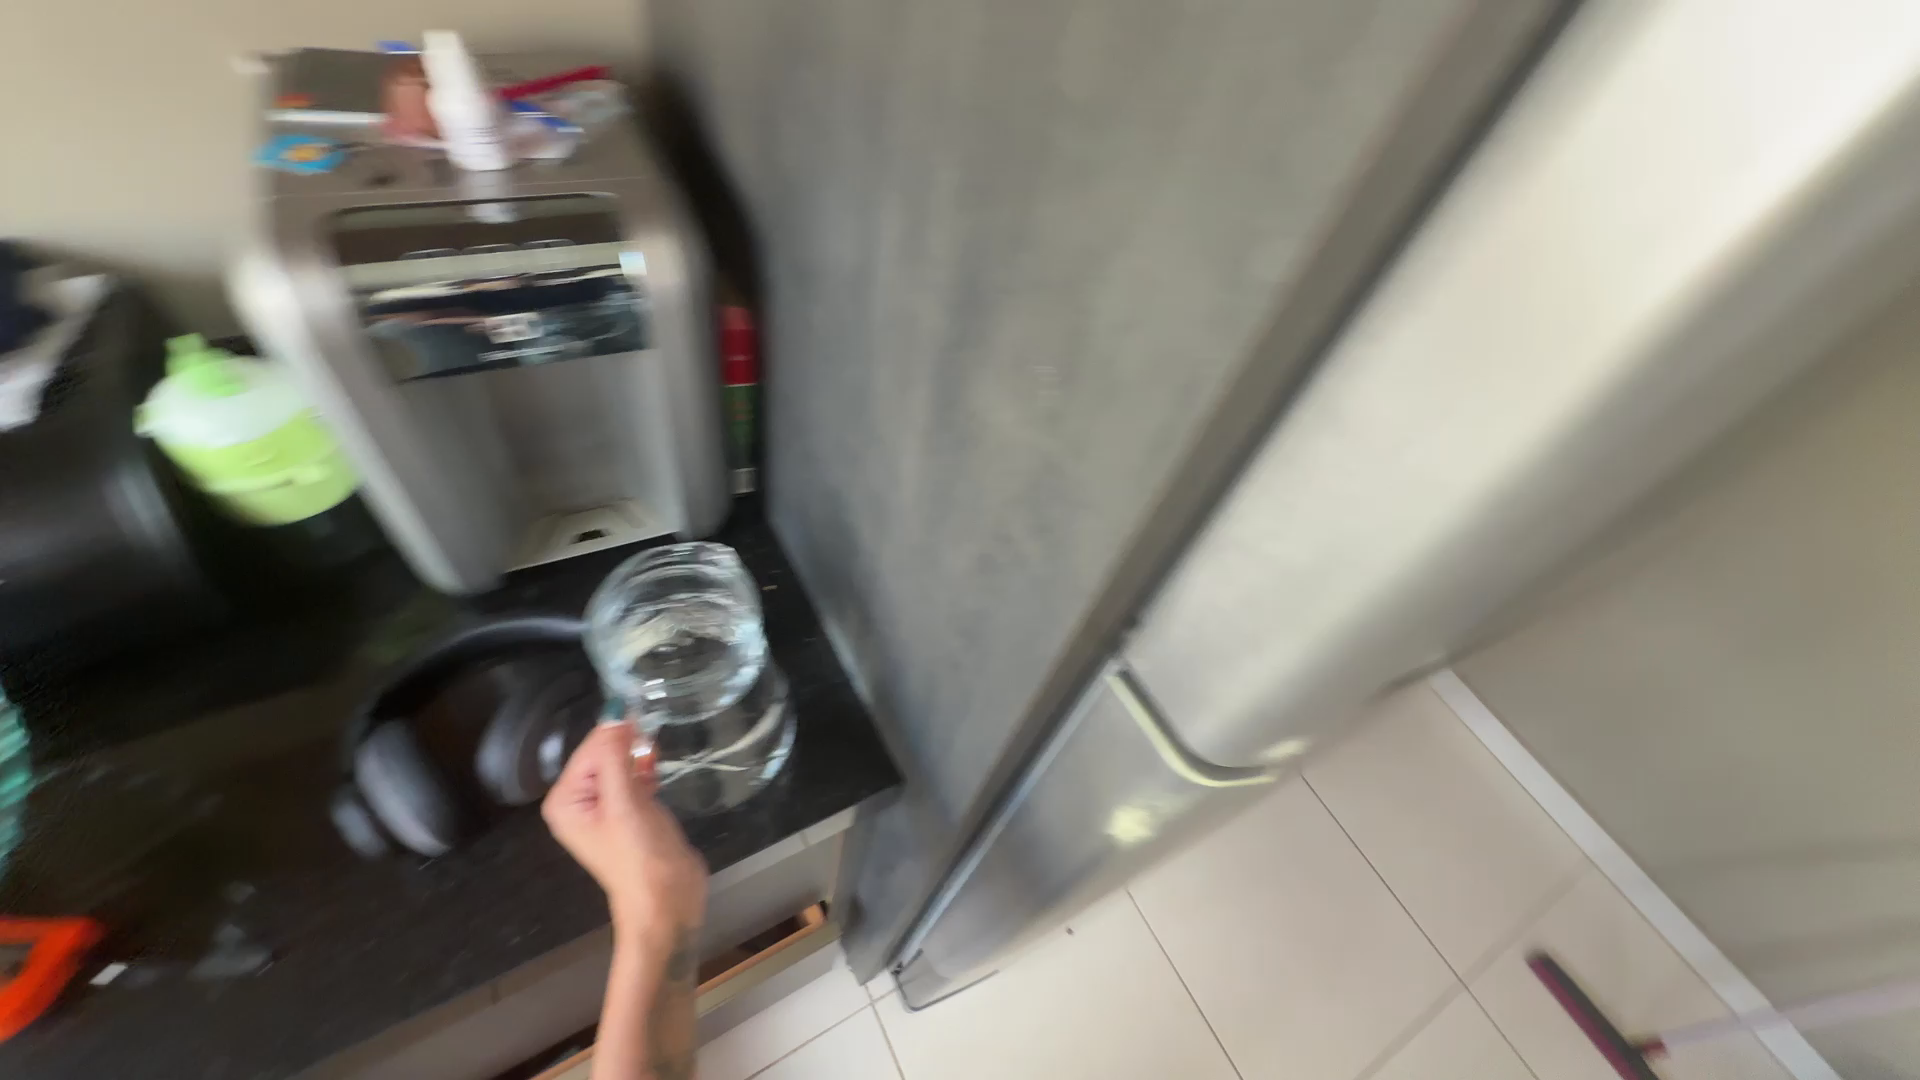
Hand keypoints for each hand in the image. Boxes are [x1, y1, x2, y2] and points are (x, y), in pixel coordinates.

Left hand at [542, 724, 707, 942]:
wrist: (666, 900)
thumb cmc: (639, 854)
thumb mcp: (625, 802)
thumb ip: (615, 757)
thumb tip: (615, 714)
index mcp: (566, 800)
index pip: (589, 748)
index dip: (617, 734)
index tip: (646, 721)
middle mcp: (580, 800)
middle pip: (603, 753)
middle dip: (628, 744)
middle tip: (653, 746)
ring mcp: (605, 807)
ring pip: (621, 762)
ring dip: (639, 755)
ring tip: (656, 761)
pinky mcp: (630, 812)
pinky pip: (633, 776)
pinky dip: (646, 768)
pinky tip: (658, 771)